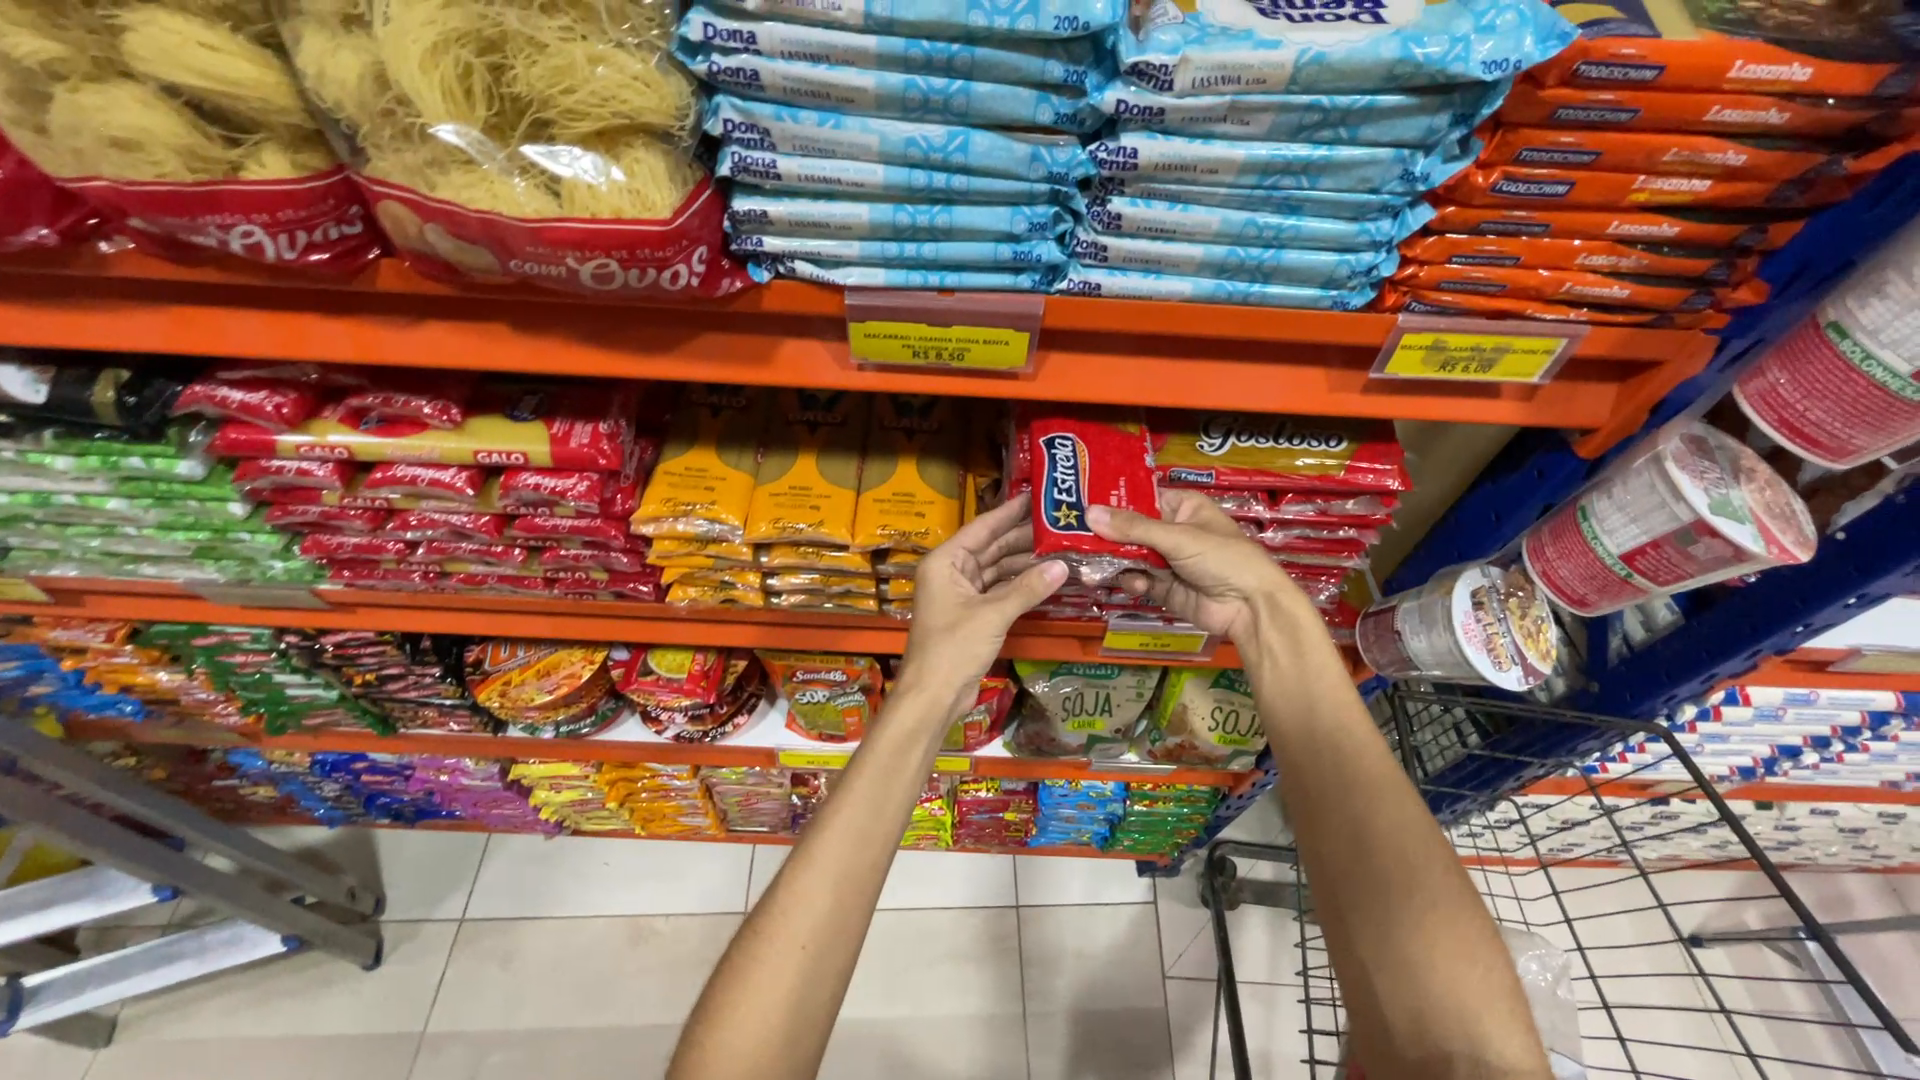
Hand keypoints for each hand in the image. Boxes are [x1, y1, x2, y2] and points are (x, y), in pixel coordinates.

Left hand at [898, 496, 1067, 716]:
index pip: (982, 528)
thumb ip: (1028, 588)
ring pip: (997, 570)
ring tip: (1059, 550)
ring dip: (1024, 564)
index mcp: (945, 562)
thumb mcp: (993, 614)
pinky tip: (1045, 579)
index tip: (1035, 497)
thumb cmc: (953, 647)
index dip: (1009, 513)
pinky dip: (1019, 586)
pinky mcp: (971, 615)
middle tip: (1059, 525)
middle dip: (1022, 539)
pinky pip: (998, 591)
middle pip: (991, 548)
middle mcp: (951, 572)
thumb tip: (1063, 566)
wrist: (934, 694)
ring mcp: (960, 595)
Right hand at [1088, 489, 1316, 649]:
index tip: (1082, 505)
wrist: (1249, 606)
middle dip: (1107, 537)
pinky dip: (1131, 582)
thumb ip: (1133, 528)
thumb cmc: (1221, 557)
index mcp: (1181, 507)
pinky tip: (1134, 585)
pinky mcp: (1163, 586)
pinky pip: (1137, 579)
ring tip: (1094, 566)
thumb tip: (1089, 513)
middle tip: (1077, 540)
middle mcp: (1172, 530)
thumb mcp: (1177, 537)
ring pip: (1129, 556)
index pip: (1140, 498)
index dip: (1113, 502)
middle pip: (1129, 530)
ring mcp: (1167, 560)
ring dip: (1115, 562)